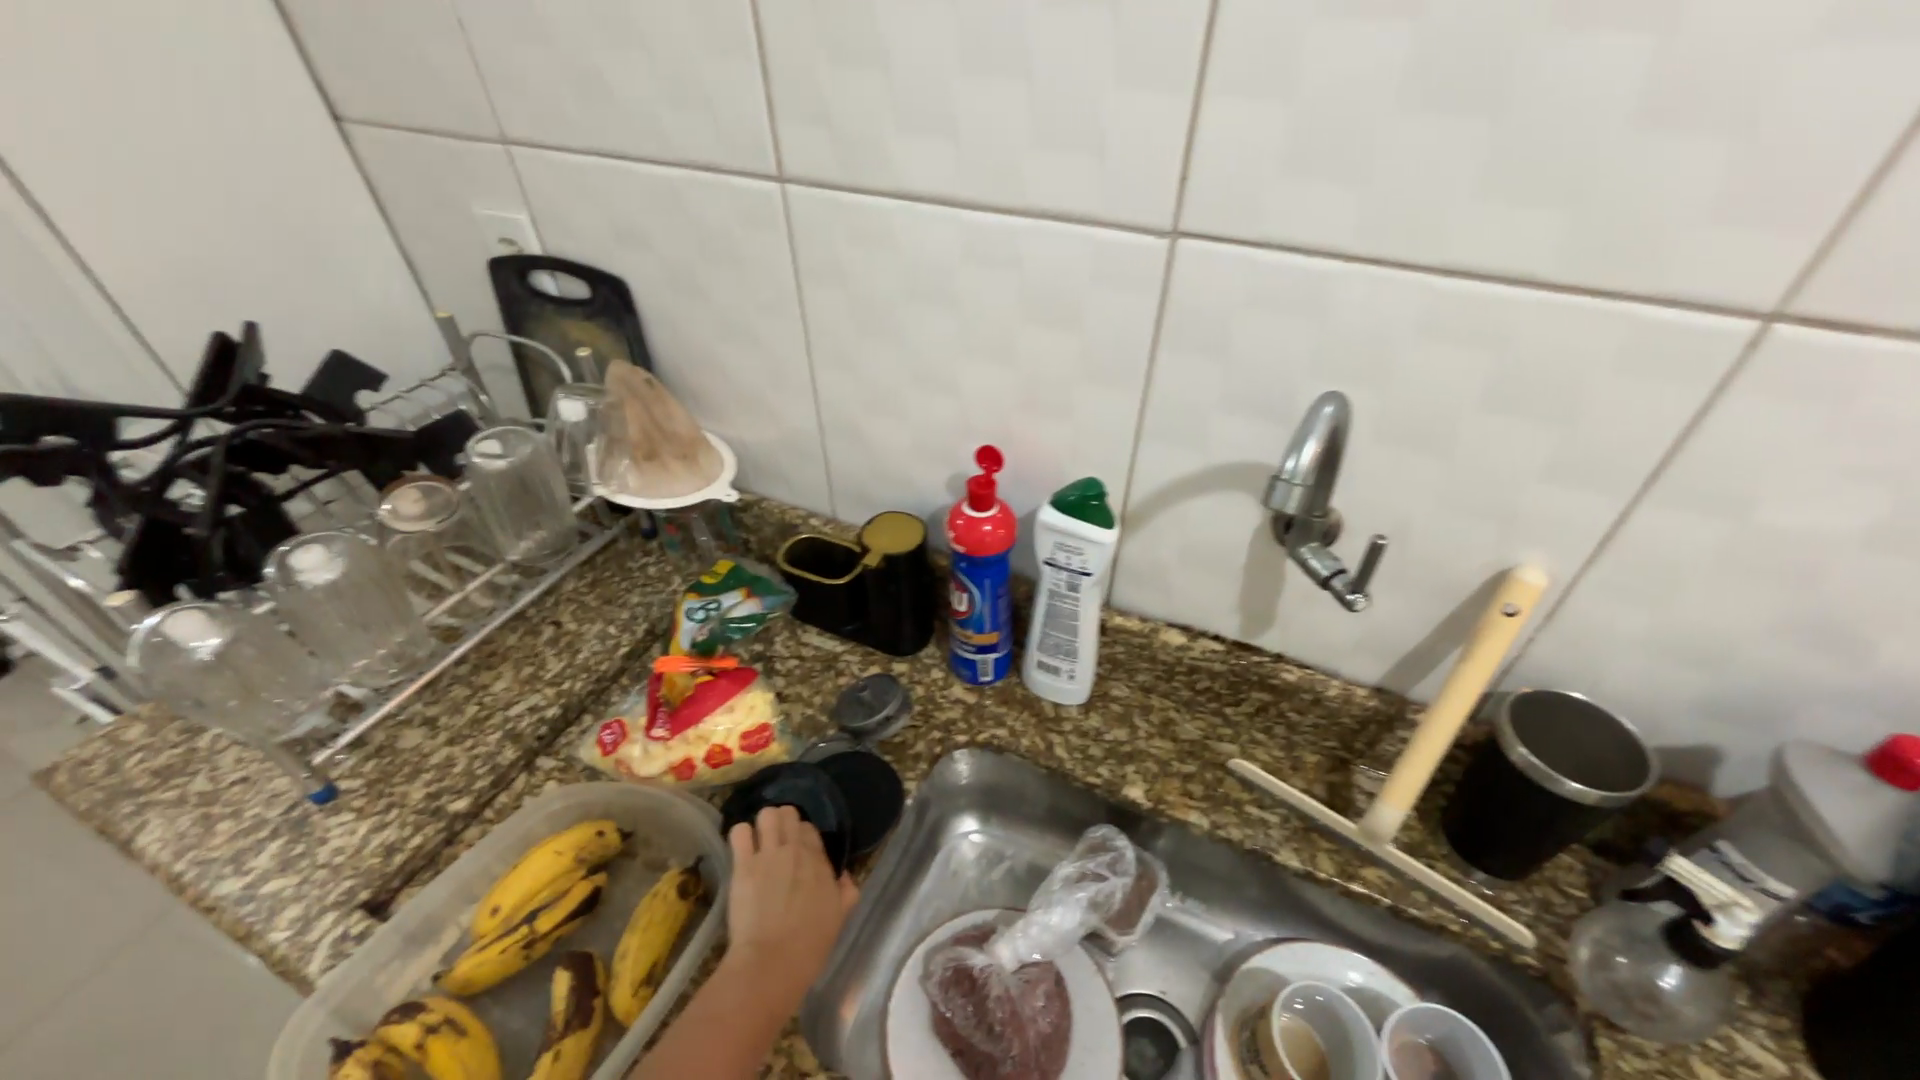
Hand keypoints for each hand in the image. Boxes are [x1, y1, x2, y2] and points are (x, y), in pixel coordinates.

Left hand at [722, 805, 858, 996]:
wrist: (773, 961)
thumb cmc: (810, 946)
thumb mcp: (839, 918)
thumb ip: (846, 892)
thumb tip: (844, 877)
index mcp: (820, 863)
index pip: (810, 830)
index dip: (803, 837)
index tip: (797, 851)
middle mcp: (796, 851)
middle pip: (790, 814)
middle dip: (783, 822)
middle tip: (777, 841)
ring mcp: (769, 854)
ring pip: (767, 814)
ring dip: (763, 824)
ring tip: (759, 841)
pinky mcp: (743, 865)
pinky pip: (740, 832)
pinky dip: (741, 835)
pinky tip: (742, 849)